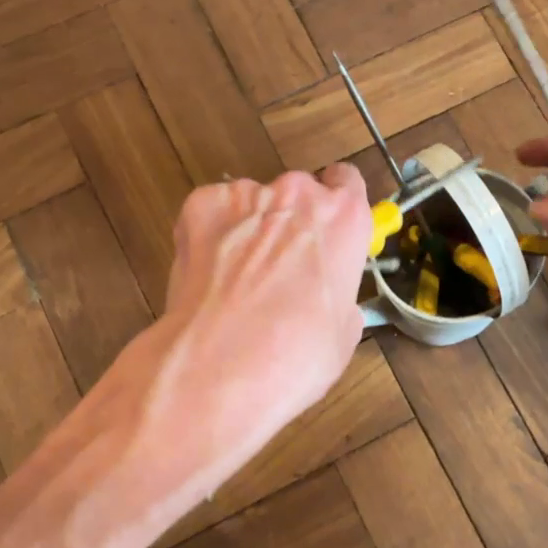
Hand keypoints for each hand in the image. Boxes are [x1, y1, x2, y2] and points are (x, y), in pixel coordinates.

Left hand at [150, 165, 372, 466]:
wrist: (220, 365)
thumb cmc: (296, 355)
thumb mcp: (344, 330)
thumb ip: (339, 291)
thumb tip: (324, 294)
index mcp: (345, 218)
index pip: (348, 181)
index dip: (338, 206)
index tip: (329, 231)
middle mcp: (298, 194)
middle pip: (299, 193)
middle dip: (292, 222)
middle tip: (282, 269)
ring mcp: (245, 195)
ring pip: (253, 203)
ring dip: (252, 229)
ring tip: (239, 281)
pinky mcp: (200, 205)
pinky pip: (214, 212)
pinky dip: (213, 234)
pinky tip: (211, 276)